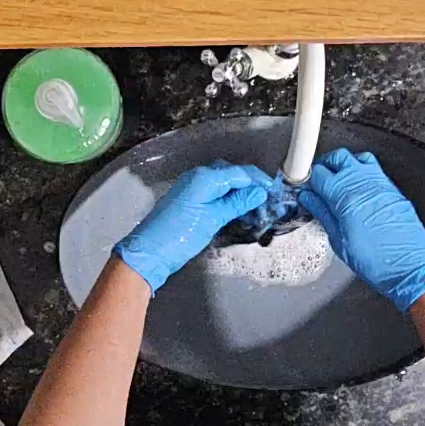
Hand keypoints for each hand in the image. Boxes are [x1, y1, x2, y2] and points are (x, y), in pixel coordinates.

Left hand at [115, 162, 272, 290]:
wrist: (150, 252)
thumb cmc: (179, 235)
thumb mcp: (214, 218)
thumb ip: (237, 203)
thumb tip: (259, 192)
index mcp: (204, 178)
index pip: (240, 173)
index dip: (259, 181)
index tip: (274, 192)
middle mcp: (197, 177)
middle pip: (231, 175)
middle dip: (250, 185)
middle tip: (266, 201)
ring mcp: (191, 187)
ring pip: (223, 183)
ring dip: (239, 192)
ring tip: (255, 207)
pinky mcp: (189, 199)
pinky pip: (213, 192)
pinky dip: (227, 198)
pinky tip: (236, 209)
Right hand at [298, 149, 424, 310]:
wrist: (411, 269)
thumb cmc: (377, 261)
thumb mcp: (339, 240)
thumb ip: (323, 214)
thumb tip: (309, 200)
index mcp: (344, 196)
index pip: (318, 173)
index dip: (307, 179)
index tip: (304, 187)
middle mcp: (363, 184)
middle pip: (338, 158)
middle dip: (324, 166)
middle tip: (317, 181)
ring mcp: (380, 184)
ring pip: (357, 158)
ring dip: (345, 165)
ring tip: (337, 182)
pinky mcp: (392, 190)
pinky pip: (374, 170)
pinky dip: (361, 173)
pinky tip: (357, 190)